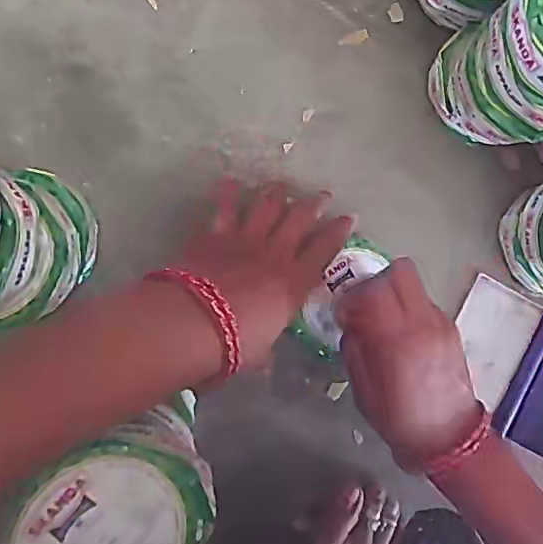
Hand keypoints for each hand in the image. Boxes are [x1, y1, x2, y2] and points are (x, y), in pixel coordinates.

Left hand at [178, 180, 353, 368]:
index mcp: (294, 284)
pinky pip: (225, 209)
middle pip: (300, 220)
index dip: (338, 232)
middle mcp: (276, 255)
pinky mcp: (216, 235)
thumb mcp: (259, 353)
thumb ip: (265, 351)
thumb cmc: (233, 344)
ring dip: (277, 193)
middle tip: (323, 195)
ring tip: (283, 185)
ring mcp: (246, 240)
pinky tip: (231, 182)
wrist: (194, 322)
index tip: (348, 218)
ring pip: (267, 207)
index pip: (324, 251)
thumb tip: (266, 361)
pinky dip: (228, 194)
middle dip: (314, 204)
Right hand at [335, 259, 482, 467]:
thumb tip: (351, 324)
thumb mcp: (364, 390)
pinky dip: (408, 309)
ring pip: (414, 284)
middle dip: (376, 282)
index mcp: (398, 340)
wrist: (450, 438)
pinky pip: (424, 303)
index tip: (344, 313)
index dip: (352, 295)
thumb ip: (355, 350)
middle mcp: (423, 323)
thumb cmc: (400, 420)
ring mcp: (441, 323)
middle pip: (400, 271)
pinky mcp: (451, 328)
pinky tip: (403, 335)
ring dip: (393, 294)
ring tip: (383, 321)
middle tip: (364, 305)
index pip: (374, 290)